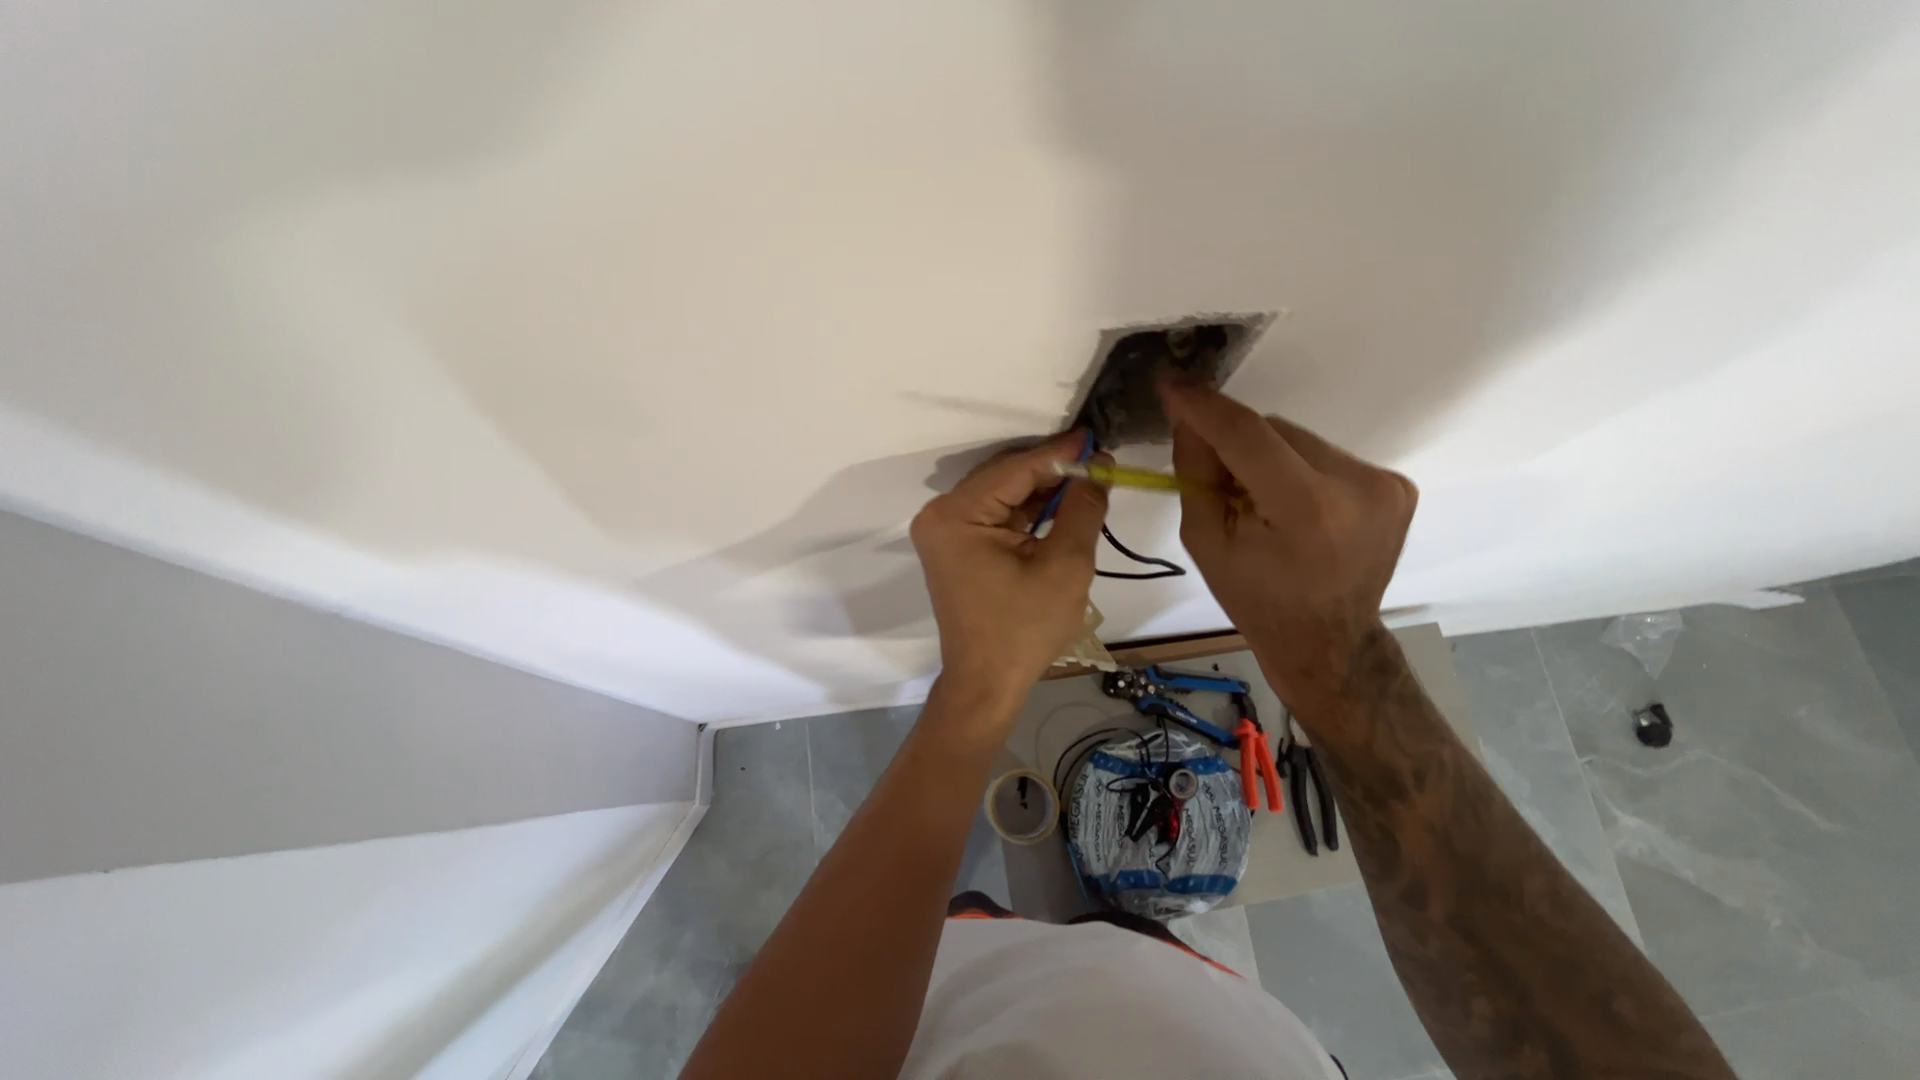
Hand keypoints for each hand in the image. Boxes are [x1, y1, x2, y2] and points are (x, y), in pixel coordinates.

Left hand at [910, 432, 1109, 700]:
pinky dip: (1028, 511)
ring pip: (1002, 495)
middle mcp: (941, 515)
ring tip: (1089, 480)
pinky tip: (1062, 505)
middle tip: (1098, 460)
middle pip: (1005, 477)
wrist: (987, 683)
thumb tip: (1099, 468)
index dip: (1059, 453)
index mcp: (956, 515)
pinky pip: (996, 516)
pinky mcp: (956, 548)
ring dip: (1042, 490)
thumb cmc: (1024, 629)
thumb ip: (1083, 508)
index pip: (1015, 469)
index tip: (1097, 438)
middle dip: (1051, 470)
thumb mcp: (1065, 565)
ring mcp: (945, 532)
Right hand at [1161, 382, 1417, 712]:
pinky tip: (1296, 508)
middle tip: (1219, 481)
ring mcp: (1385, 484)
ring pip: (1300, 440)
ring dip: (1271, 457)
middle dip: (1239, 447)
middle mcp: (1357, 486)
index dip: (1205, 406)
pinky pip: (1327, 455)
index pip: (1247, 434)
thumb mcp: (1205, 541)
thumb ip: (1195, 471)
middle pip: (1275, 432)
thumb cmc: (1256, 600)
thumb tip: (1189, 414)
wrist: (1327, 640)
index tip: (1171, 382)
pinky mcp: (1397, 485)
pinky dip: (1301, 470)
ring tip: (1262, 502)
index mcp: (1306, 509)